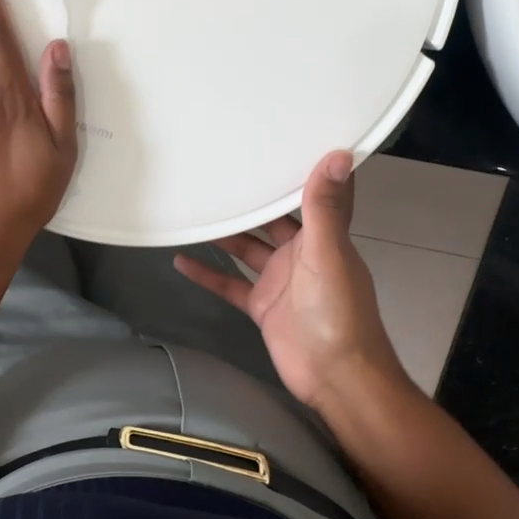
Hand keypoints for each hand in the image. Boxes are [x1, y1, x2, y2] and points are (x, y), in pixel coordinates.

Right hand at [172, 151, 407, 410]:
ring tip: (192, 210)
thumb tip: (339, 154)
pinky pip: (229, 283)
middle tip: (216, 173)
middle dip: (249, 201)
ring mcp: (279, 281)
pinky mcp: (261, 306)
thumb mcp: (328, 253)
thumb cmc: (337, 312)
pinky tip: (180, 260)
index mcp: (324, 238)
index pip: (313, 196)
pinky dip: (207, 273)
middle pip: (270, 221)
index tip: (279, 141)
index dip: (299, 172)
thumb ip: (324, 207)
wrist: (336, 376)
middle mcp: (301, 255)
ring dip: (223, 233)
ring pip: (245, 249)